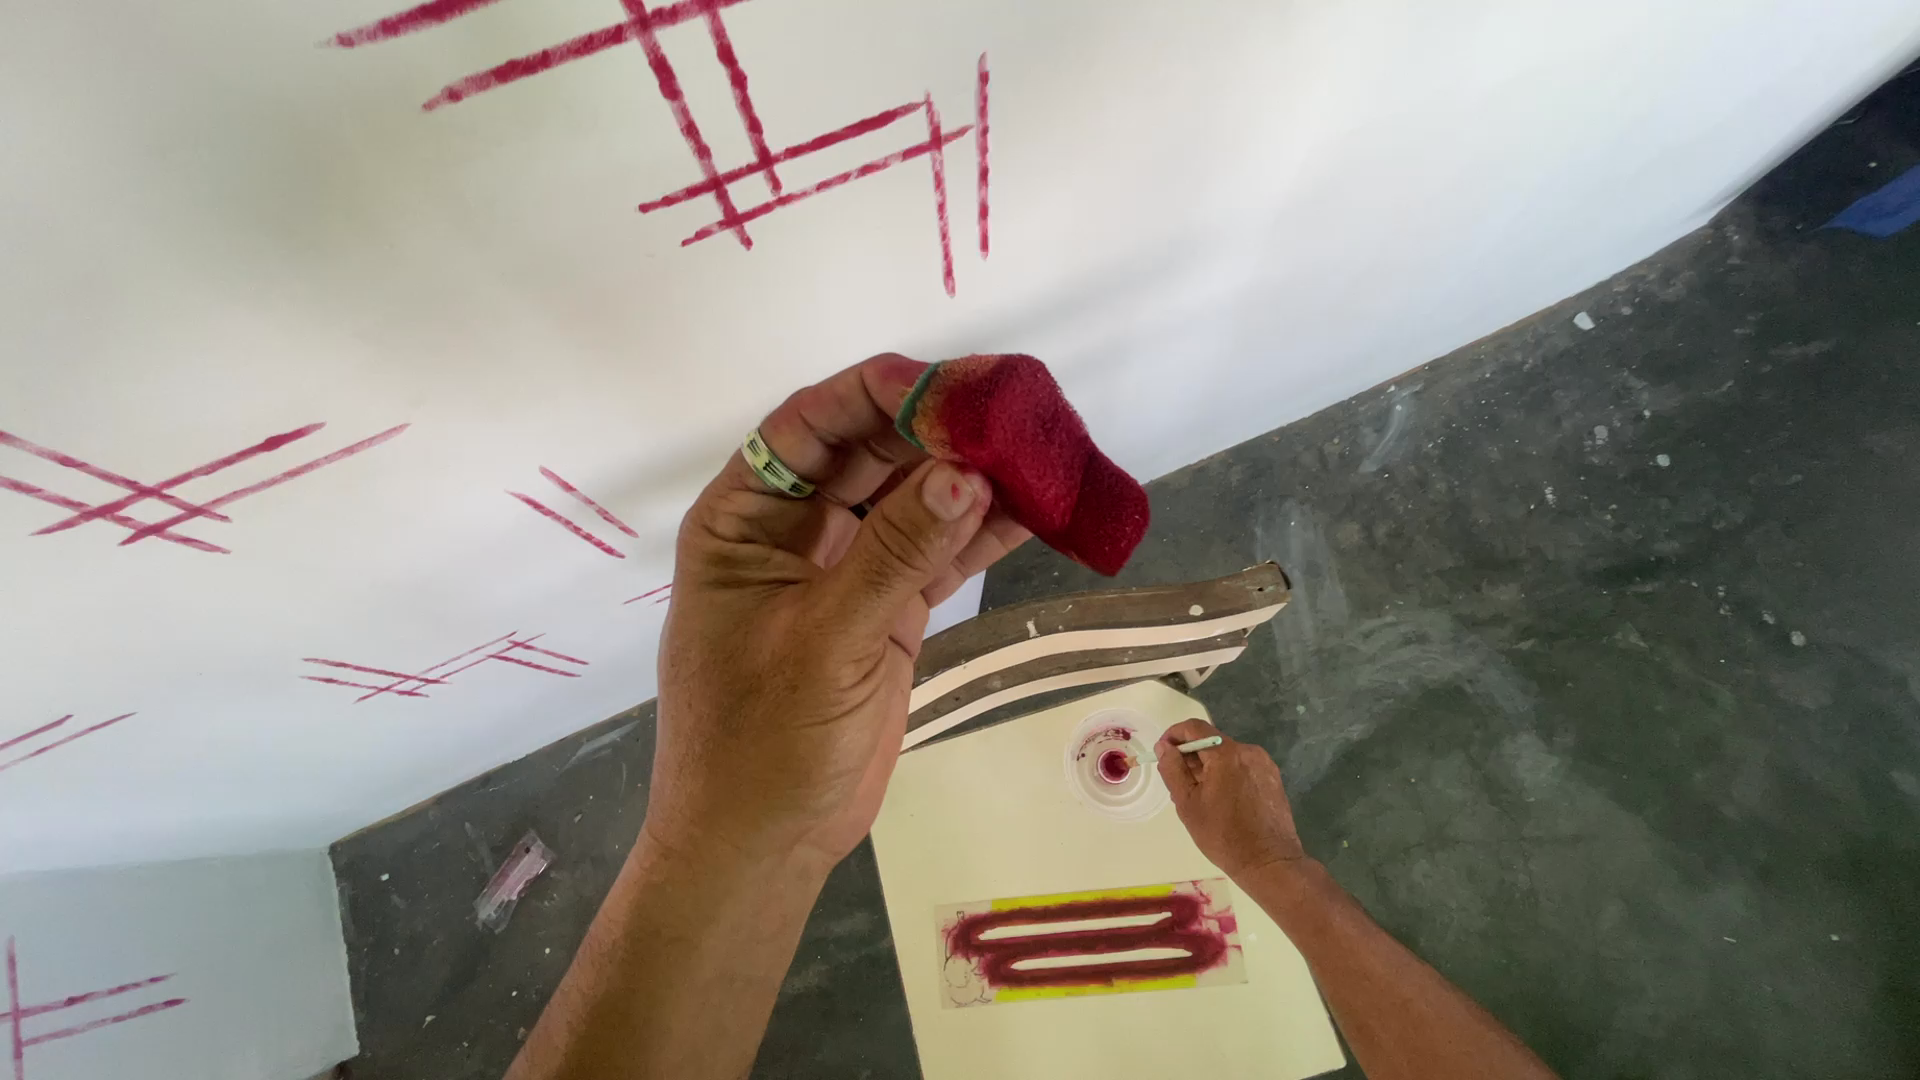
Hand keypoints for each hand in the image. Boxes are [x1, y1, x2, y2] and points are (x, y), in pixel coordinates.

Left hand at [643, 354, 1031, 871]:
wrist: (766, 843)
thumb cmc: (762, 742)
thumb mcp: (826, 640)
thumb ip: (895, 554)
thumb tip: (967, 473)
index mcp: (744, 520)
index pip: (809, 427)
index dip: (874, 393)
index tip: (947, 383)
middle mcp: (793, 531)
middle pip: (870, 454)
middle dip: (936, 431)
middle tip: (1013, 412)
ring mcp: (845, 569)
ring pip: (911, 502)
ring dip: (968, 480)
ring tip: (1037, 454)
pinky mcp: (886, 610)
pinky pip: (936, 556)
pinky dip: (979, 535)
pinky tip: (1032, 513)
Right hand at [1155, 718, 1306, 876]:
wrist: (1270, 864)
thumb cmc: (1223, 835)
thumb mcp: (1187, 803)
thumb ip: (1172, 768)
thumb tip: (1164, 746)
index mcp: (1227, 754)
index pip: (1194, 728)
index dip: (1174, 735)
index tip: (1163, 753)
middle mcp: (1248, 752)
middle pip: (1211, 742)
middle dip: (1191, 756)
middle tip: (1180, 783)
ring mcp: (1263, 765)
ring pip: (1226, 755)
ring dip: (1209, 768)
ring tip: (1201, 797)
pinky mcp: (1272, 779)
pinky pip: (1241, 767)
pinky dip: (1226, 775)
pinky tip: (1222, 801)